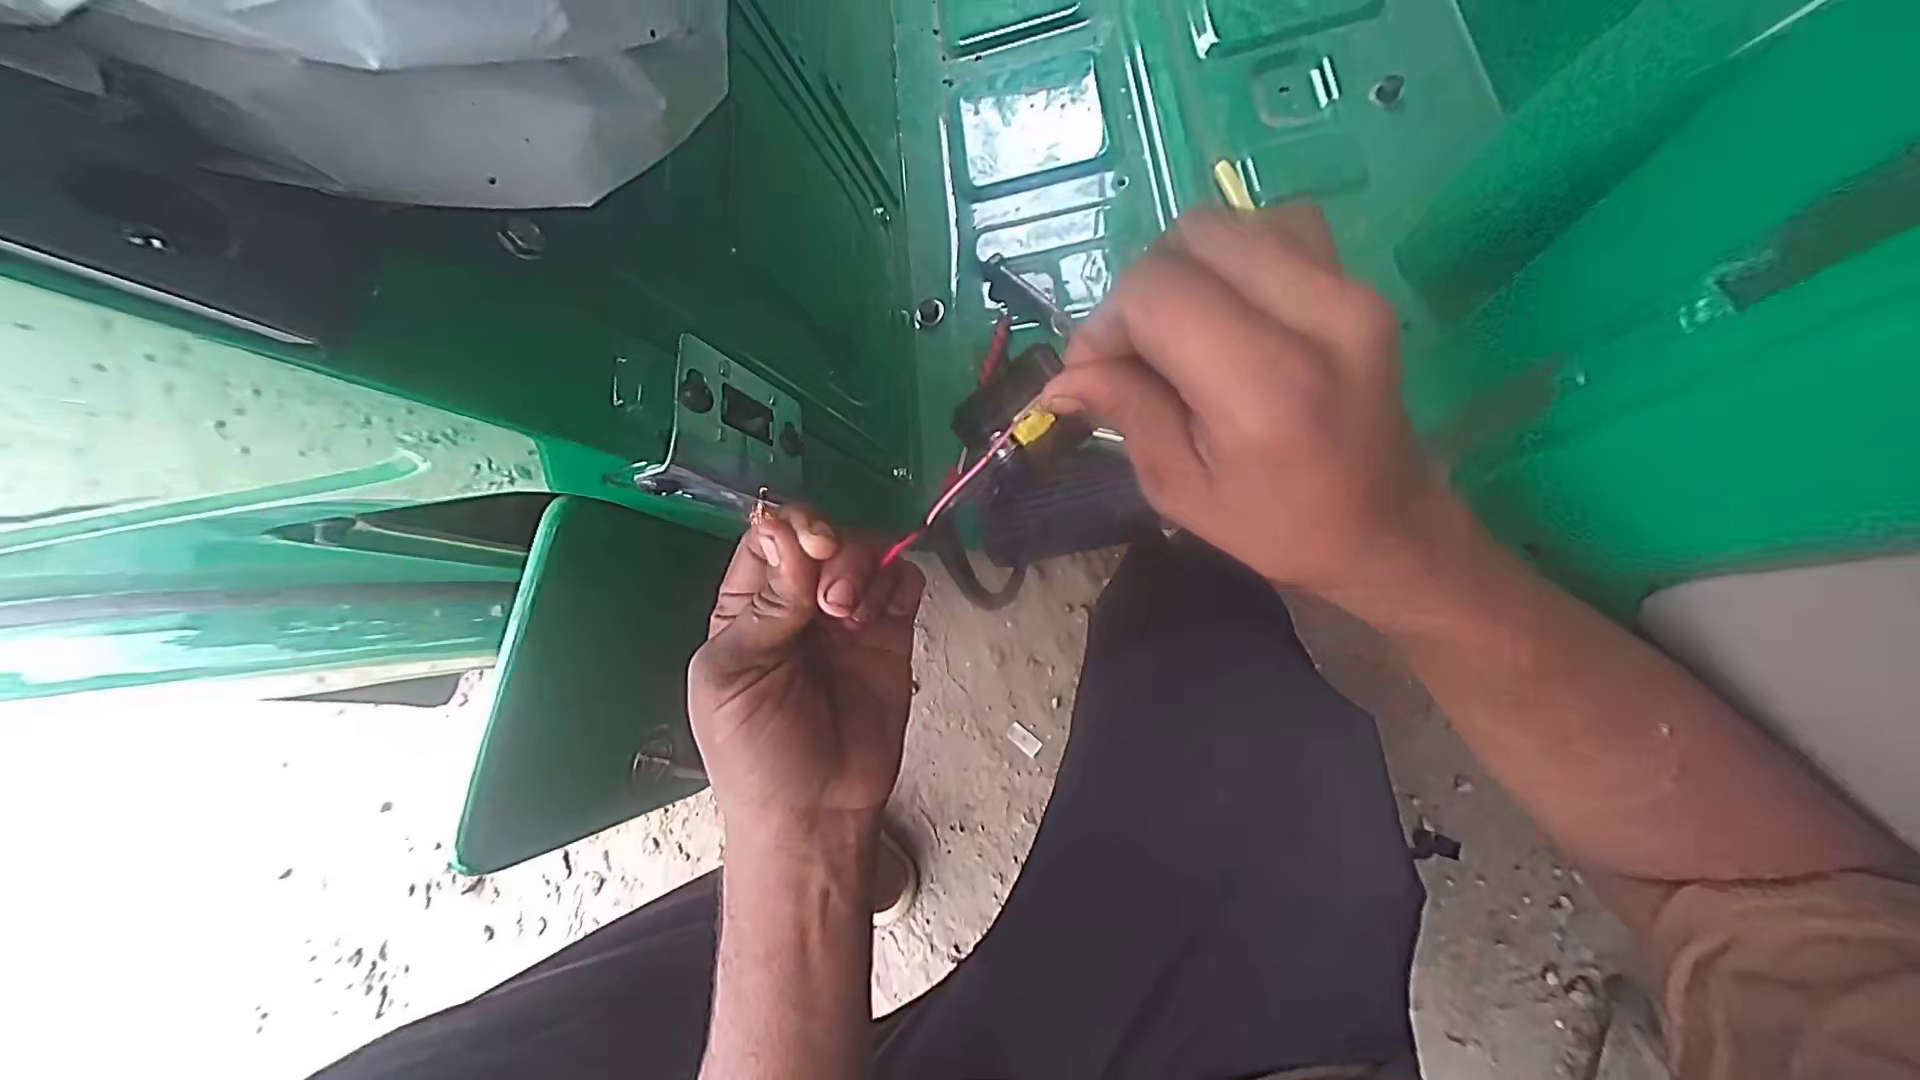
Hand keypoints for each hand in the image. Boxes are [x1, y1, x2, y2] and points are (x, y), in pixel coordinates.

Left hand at [687, 506, 925, 851]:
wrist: (817, 810)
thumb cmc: (756, 750)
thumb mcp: (734, 674)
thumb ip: (765, 604)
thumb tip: (785, 529)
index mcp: (750, 604)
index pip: (771, 537)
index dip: (793, 528)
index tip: (812, 545)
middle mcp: (801, 600)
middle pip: (826, 536)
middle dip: (834, 553)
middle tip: (832, 601)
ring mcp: (850, 614)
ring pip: (868, 551)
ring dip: (864, 570)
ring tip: (852, 619)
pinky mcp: (891, 632)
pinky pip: (903, 581)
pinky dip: (897, 584)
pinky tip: (881, 618)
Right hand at [1043, 203, 1453, 600]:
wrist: (1382, 524)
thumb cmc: (1272, 525)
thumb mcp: (1179, 489)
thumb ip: (1125, 414)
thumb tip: (1060, 377)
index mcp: (1265, 387)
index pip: (1156, 293)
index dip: (1105, 324)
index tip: (1093, 373)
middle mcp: (1316, 316)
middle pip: (1187, 241)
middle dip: (1136, 293)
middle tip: (1132, 354)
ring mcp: (1348, 287)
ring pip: (1226, 224)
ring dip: (1179, 272)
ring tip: (1177, 333)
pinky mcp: (1359, 280)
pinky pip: (1272, 227)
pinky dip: (1228, 259)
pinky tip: (1224, 311)